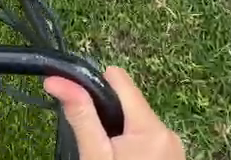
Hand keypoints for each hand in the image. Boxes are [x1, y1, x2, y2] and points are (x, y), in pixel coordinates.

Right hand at [45, 67, 185, 159]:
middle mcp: (168, 132)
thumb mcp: (95, 157)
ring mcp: (174, 149)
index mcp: (151, 127)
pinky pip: (147, 138)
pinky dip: (131, 145)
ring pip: (135, 120)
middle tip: (94, 143)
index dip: (95, 86)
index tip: (81, 107)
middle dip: (107, 114)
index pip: (118, 78)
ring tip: (108, 157)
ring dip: (118, 131)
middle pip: (127, 100)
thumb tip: (56, 79)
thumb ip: (80, 115)